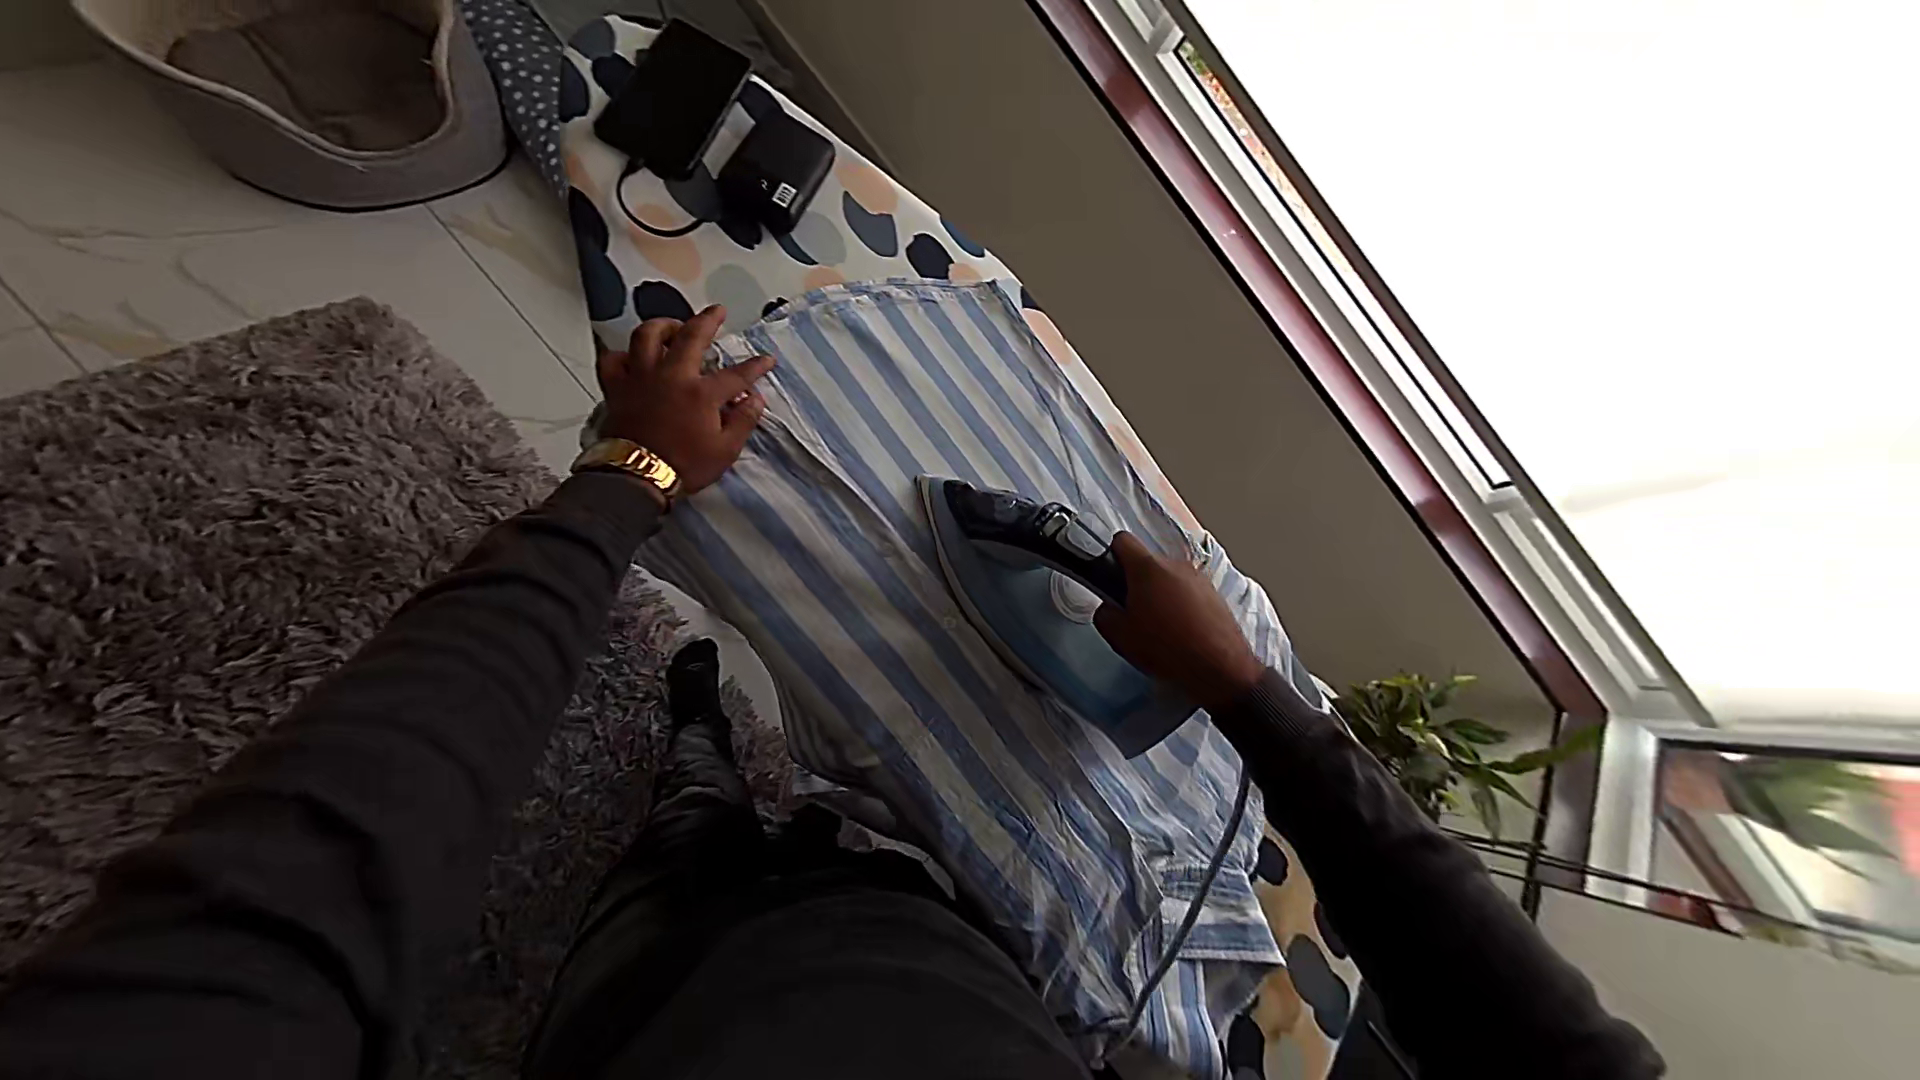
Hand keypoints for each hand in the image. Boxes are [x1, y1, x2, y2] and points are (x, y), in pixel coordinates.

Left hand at [596, 304, 774, 494]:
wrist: (637, 477)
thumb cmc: (685, 465)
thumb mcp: (726, 450)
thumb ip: (743, 421)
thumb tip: (755, 399)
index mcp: (701, 394)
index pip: (736, 375)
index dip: (755, 366)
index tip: (767, 359)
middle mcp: (671, 376)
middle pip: (690, 337)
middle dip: (708, 320)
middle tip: (717, 311)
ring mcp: (640, 377)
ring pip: (646, 336)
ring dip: (662, 326)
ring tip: (673, 327)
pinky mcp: (616, 387)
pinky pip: (613, 359)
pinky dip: (623, 354)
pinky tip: (633, 357)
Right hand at [1094, 532, 1265, 709]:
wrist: (1220, 668)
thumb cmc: (1165, 648)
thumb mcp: (1120, 636)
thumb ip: (1104, 613)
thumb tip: (1108, 607)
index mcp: (1146, 568)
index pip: (1122, 540)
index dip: (1110, 554)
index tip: (1109, 575)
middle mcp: (1174, 565)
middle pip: (1146, 562)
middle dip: (1136, 581)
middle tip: (1132, 610)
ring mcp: (1198, 577)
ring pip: (1168, 577)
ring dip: (1160, 592)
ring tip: (1159, 624)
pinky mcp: (1215, 593)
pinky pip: (1188, 590)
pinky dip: (1180, 603)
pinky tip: (1180, 629)